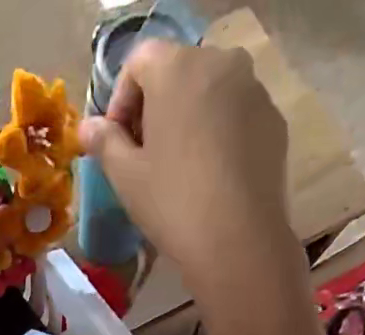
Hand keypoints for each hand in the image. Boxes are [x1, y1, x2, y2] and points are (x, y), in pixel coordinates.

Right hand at [78, 41, 290, 289]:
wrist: (239, 242)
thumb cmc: (173, 203)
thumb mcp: (125, 175)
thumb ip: (104, 142)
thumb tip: (88, 127)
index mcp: (177, 67)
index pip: (139, 63)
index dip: (121, 101)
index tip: (116, 142)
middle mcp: (222, 63)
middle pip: (178, 73)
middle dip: (157, 107)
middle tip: (146, 154)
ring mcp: (255, 92)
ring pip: (211, 94)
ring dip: (191, 120)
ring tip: (180, 167)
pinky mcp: (276, 123)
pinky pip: (238, 117)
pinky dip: (221, 135)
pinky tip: (212, 176)